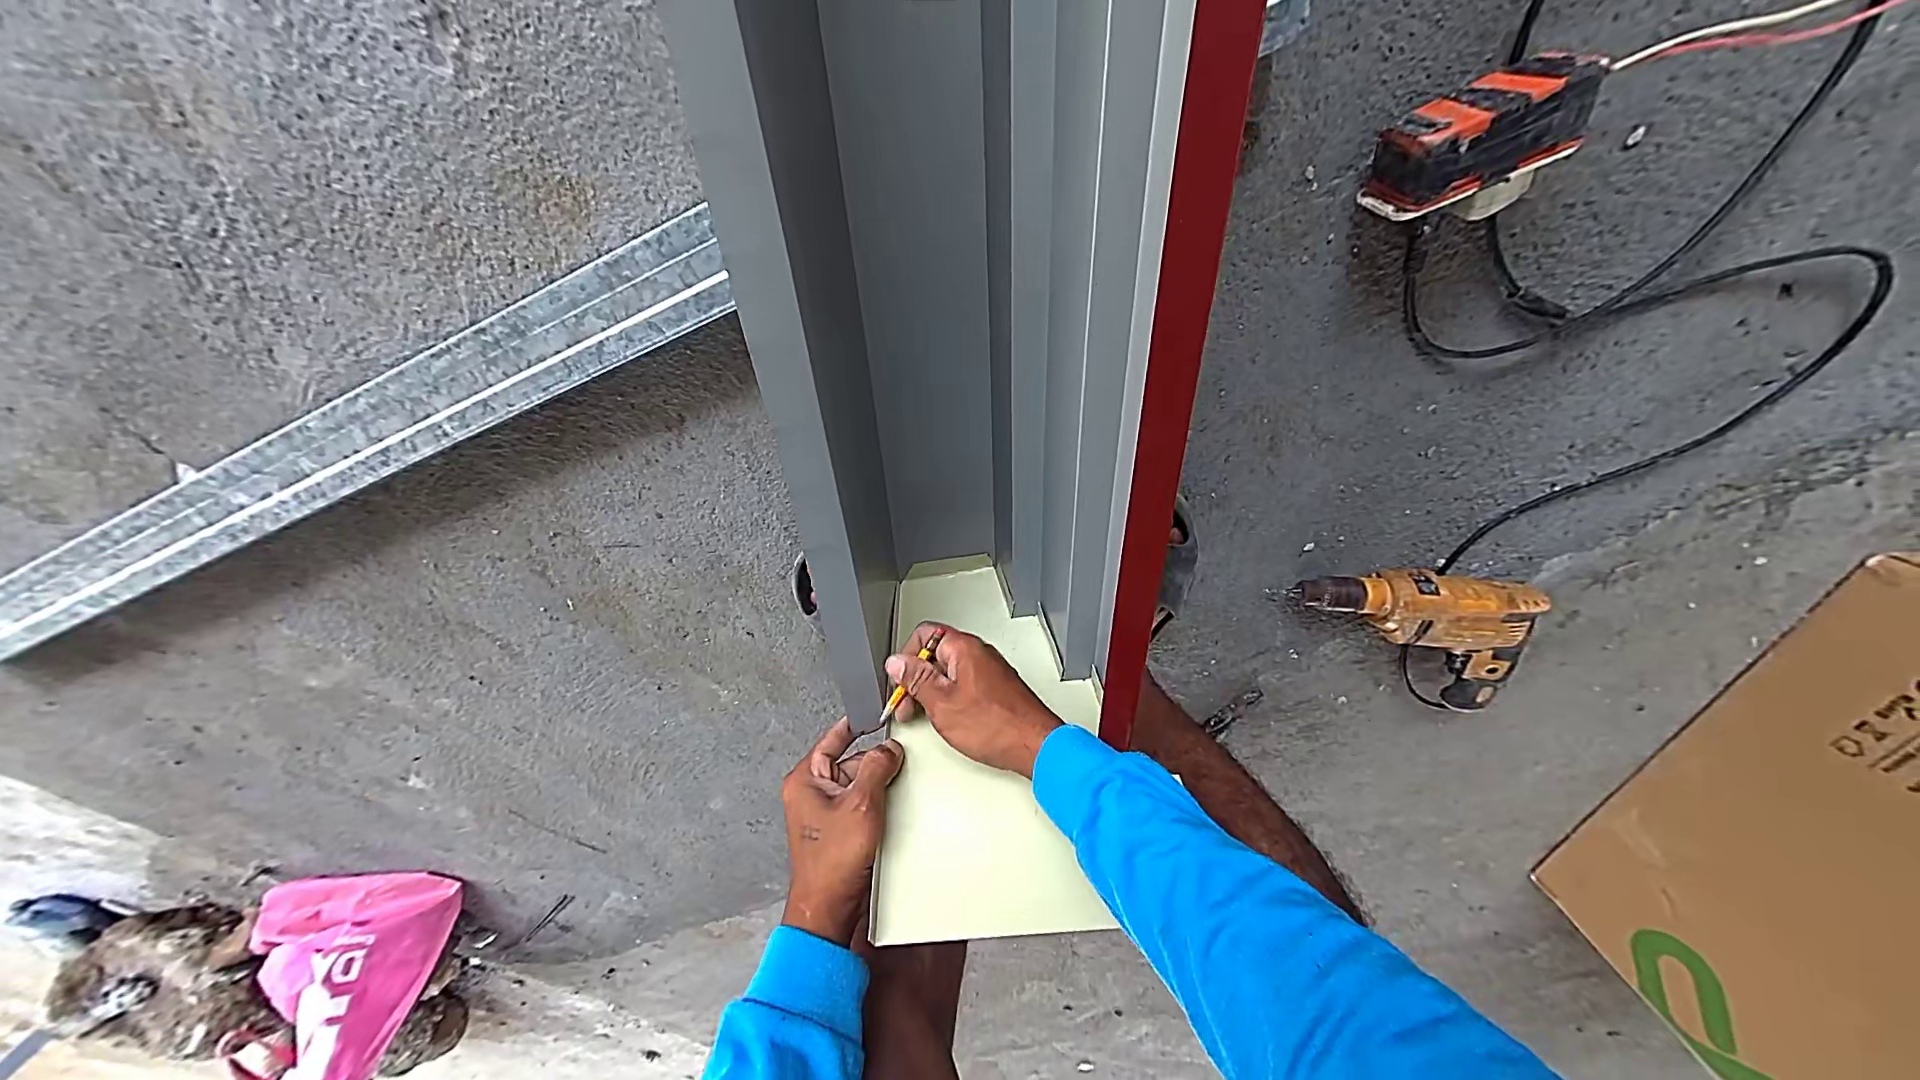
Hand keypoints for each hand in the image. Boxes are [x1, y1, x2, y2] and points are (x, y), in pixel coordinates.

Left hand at [780, 717, 904, 946]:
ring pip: (860, 782)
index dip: (856, 725)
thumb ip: (877, 768)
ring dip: (878, 787)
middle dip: (875, 764)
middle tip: (893, 767)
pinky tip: (885, 814)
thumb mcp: (861, 804)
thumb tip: (889, 749)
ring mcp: (825, 811)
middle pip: (852, 760)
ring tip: (885, 802)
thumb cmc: (831, 866)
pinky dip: (877, 804)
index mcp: (805, 779)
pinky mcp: (839, 828)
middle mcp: (812, 792)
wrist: (830, 909)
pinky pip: (862, 803)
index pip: (833, 738)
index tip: (875, 716)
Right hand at [885, 623, 1062, 777]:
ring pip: (948, 671)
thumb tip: (897, 663)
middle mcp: (978, 653)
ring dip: (932, 691)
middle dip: (917, 678)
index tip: (900, 681)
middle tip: (909, 703)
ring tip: (927, 715)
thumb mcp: (941, 703)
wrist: (1034, 746)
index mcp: (964, 648)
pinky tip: (949, 719)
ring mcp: (988, 670)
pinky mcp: (995, 688)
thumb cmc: (998, 726)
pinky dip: (950, 698)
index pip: (924, 634)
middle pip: (935, 653)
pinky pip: (963, 684)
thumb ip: (916, 679)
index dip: (906, 657)